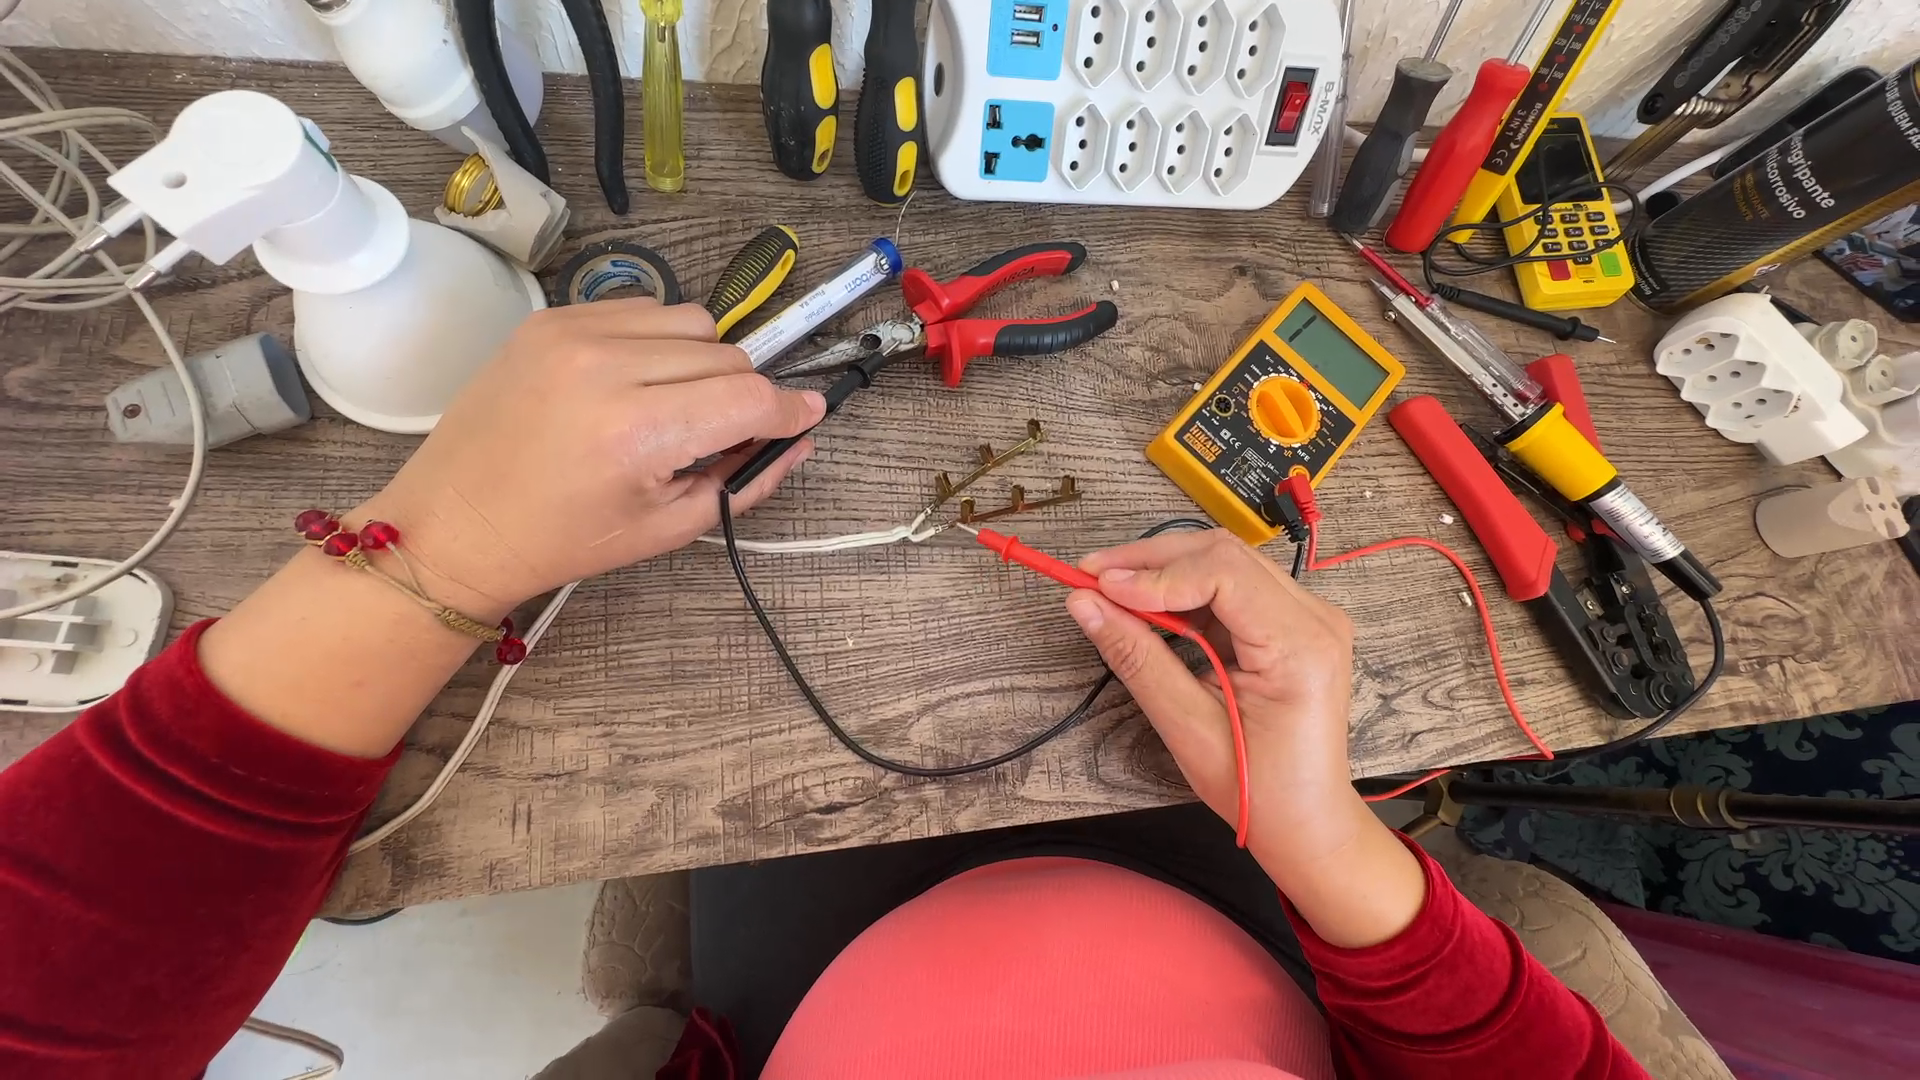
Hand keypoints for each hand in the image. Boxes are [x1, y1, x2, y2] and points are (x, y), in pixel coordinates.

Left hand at [357, 299, 825, 615]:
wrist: (458, 522)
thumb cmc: (570, 539)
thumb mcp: (673, 526)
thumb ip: (749, 480)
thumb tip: (800, 439)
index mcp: (638, 433)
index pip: (749, 399)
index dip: (790, 410)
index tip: (808, 416)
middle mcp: (607, 367)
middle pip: (730, 356)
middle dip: (746, 396)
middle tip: (725, 434)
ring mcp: (574, 332)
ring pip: (696, 323)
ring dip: (708, 363)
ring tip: (679, 403)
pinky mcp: (552, 317)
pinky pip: (647, 309)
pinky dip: (664, 341)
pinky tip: (641, 379)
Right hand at [1065, 531, 1424, 945]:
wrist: (1308, 821)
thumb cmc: (1255, 789)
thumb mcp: (1186, 726)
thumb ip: (1136, 657)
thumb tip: (1083, 604)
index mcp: (1301, 646)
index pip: (1223, 574)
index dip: (1155, 573)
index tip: (1097, 586)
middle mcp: (1314, 617)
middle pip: (1222, 554)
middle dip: (1150, 560)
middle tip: (1090, 575)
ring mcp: (1307, 615)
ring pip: (1223, 561)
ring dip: (1162, 569)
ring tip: (1109, 587)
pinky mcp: (1290, 621)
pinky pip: (1229, 584)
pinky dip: (1181, 588)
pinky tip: (1146, 604)